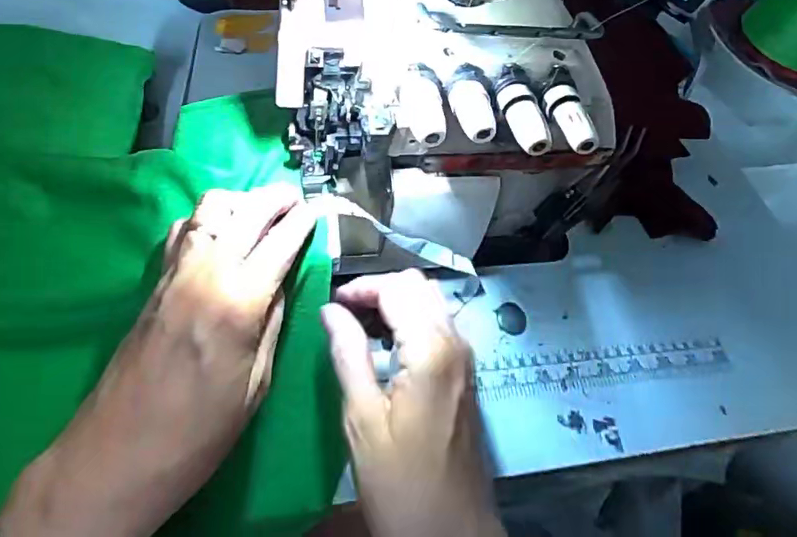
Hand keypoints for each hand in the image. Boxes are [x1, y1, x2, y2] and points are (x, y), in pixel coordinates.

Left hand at [0, 185, 315, 536]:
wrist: (117, 454)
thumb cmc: (197, 432)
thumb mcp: (256, 384)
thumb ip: (272, 321)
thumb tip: (282, 282)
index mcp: (238, 301)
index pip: (280, 240)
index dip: (304, 221)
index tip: (319, 210)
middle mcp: (207, 271)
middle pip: (248, 210)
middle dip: (277, 198)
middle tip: (296, 201)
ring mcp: (176, 270)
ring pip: (212, 206)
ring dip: (242, 201)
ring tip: (261, 213)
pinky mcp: (156, 278)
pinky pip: (185, 226)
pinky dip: (208, 218)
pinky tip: (220, 235)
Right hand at [322, 271, 503, 536]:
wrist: (453, 535)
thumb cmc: (402, 485)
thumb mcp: (363, 421)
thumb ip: (348, 355)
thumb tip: (331, 311)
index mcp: (431, 349)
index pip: (396, 289)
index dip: (362, 287)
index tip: (332, 303)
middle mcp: (455, 342)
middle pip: (418, 285)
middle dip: (380, 289)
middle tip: (345, 312)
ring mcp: (465, 357)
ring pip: (431, 300)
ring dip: (397, 301)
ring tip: (361, 325)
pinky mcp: (466, 373)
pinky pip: (439, 323)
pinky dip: (412, 318)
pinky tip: (387, 344)